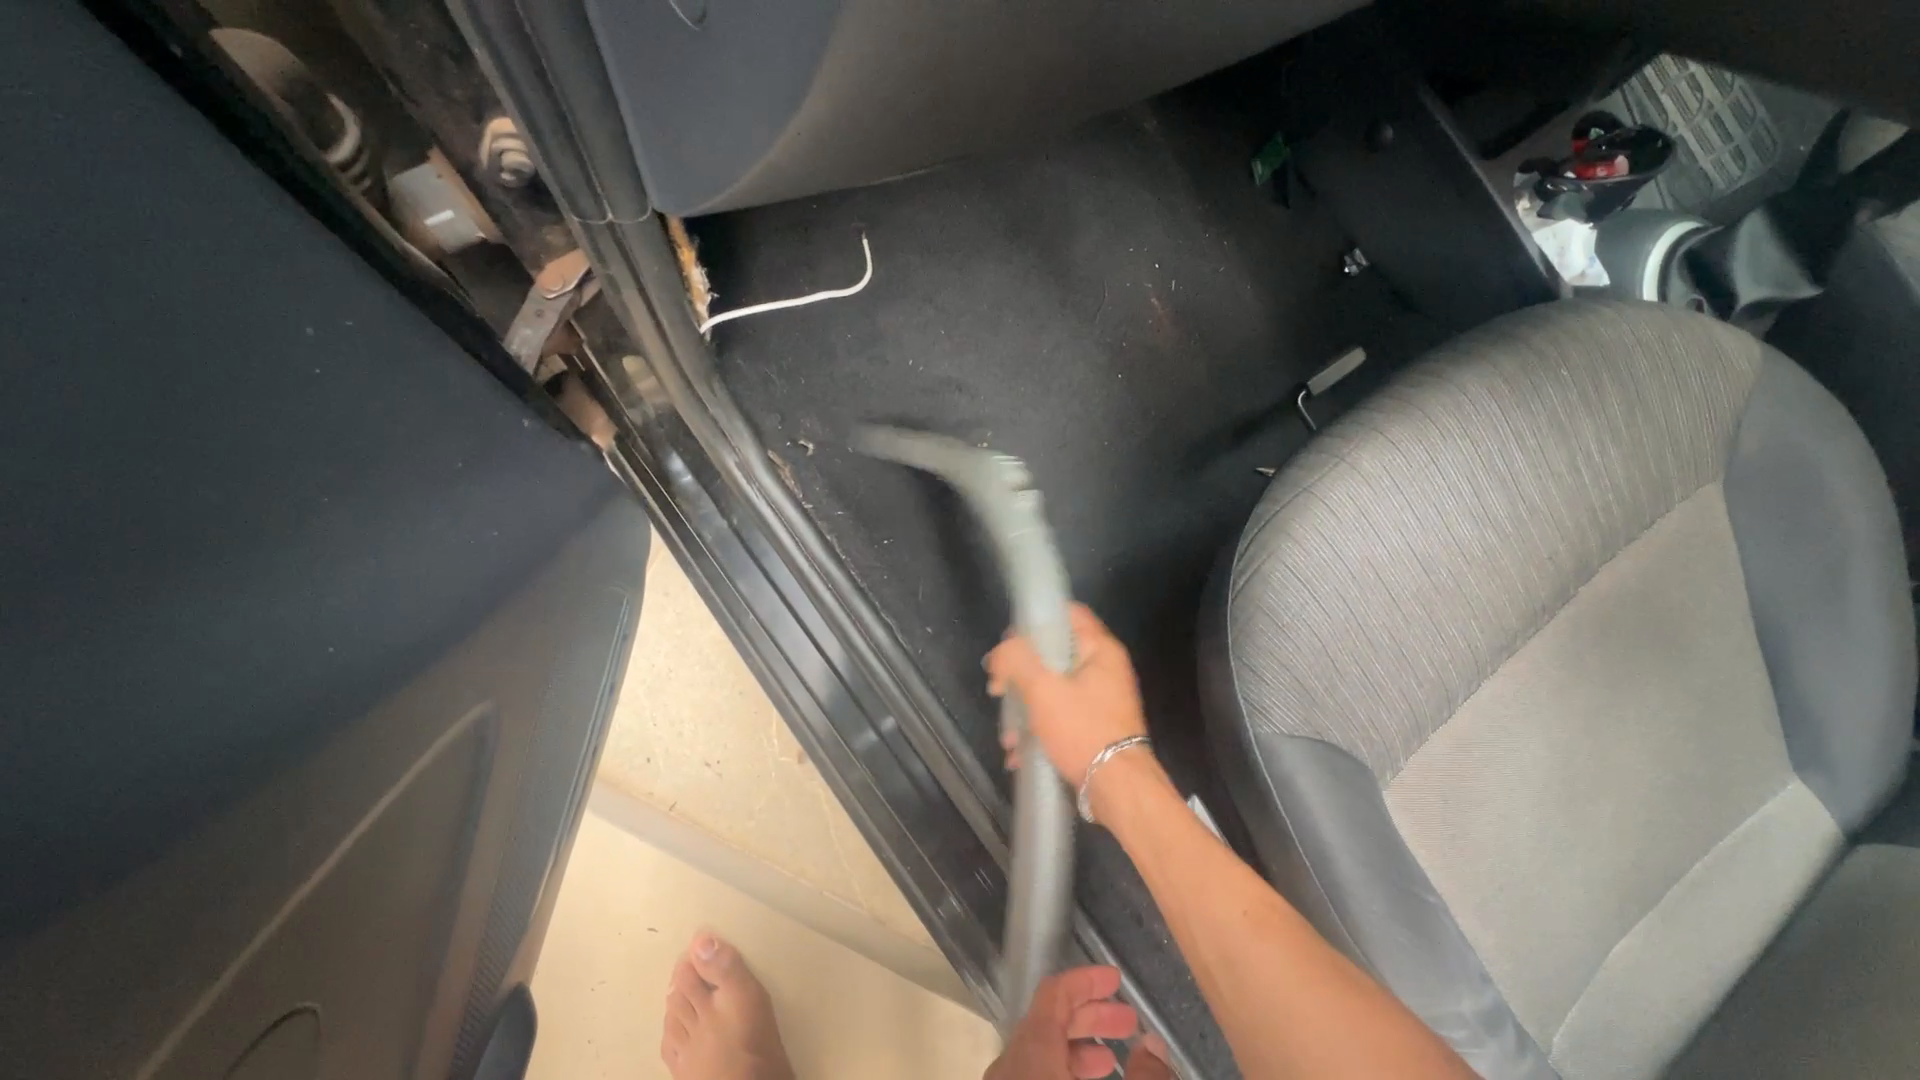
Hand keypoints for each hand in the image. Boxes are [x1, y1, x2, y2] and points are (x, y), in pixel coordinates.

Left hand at [983, 966, 1140, 1079]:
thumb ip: (1144, 1076)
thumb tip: (1153, 1046)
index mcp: (1031, 1051)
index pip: (1053, 993)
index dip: (1086, 980)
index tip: (1115, 979)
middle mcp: (1009, 1063)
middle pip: (1048, 1021)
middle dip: (1090, 1015)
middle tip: (1129, 1020)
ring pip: (1039, 1049)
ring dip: (1077, 1045)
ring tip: (1114, 1055)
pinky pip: (1032, 1071)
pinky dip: (1060, 1066)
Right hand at [986, 604, 1148, 788]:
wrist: (1118, 789)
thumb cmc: (1083, 731)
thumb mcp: (1042, 690)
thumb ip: (1017, 661)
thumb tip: (1001, 652)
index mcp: (1100, 650)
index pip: (1068, 613)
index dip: (1035, 621)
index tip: (1009, 642)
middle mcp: (1106, 670)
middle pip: (1055, 655)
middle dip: (1022, 676)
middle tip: (999, 692)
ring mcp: (1103, 701)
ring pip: (1055, 690)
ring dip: (1026, 711)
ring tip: (1008, 737)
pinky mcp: (1098, 728)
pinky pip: (1063, 717)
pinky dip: (1041, 730)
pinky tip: (1021, 754)